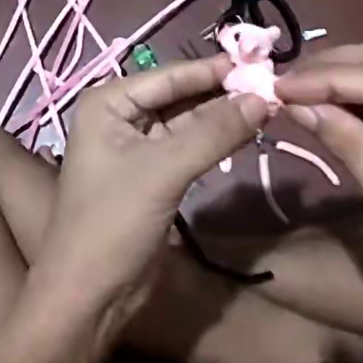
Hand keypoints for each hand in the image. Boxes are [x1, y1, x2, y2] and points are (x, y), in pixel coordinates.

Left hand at [31, 57, 269, 320]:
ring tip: (268, 105)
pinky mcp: (153, 172)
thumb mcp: (165, 170)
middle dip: (223, 92)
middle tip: (272, 85)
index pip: (171, 75)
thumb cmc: (114, 222)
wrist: (90, 299)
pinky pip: (190, 144)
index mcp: (109, 101)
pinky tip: (247, 132)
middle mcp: (120, 114)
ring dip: (224, 116)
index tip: (262, 63)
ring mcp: (137, 144)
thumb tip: (264, 98)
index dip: (216, 69)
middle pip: (181, 94)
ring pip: (188, 119)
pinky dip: (216, 139)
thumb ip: (215, 132)